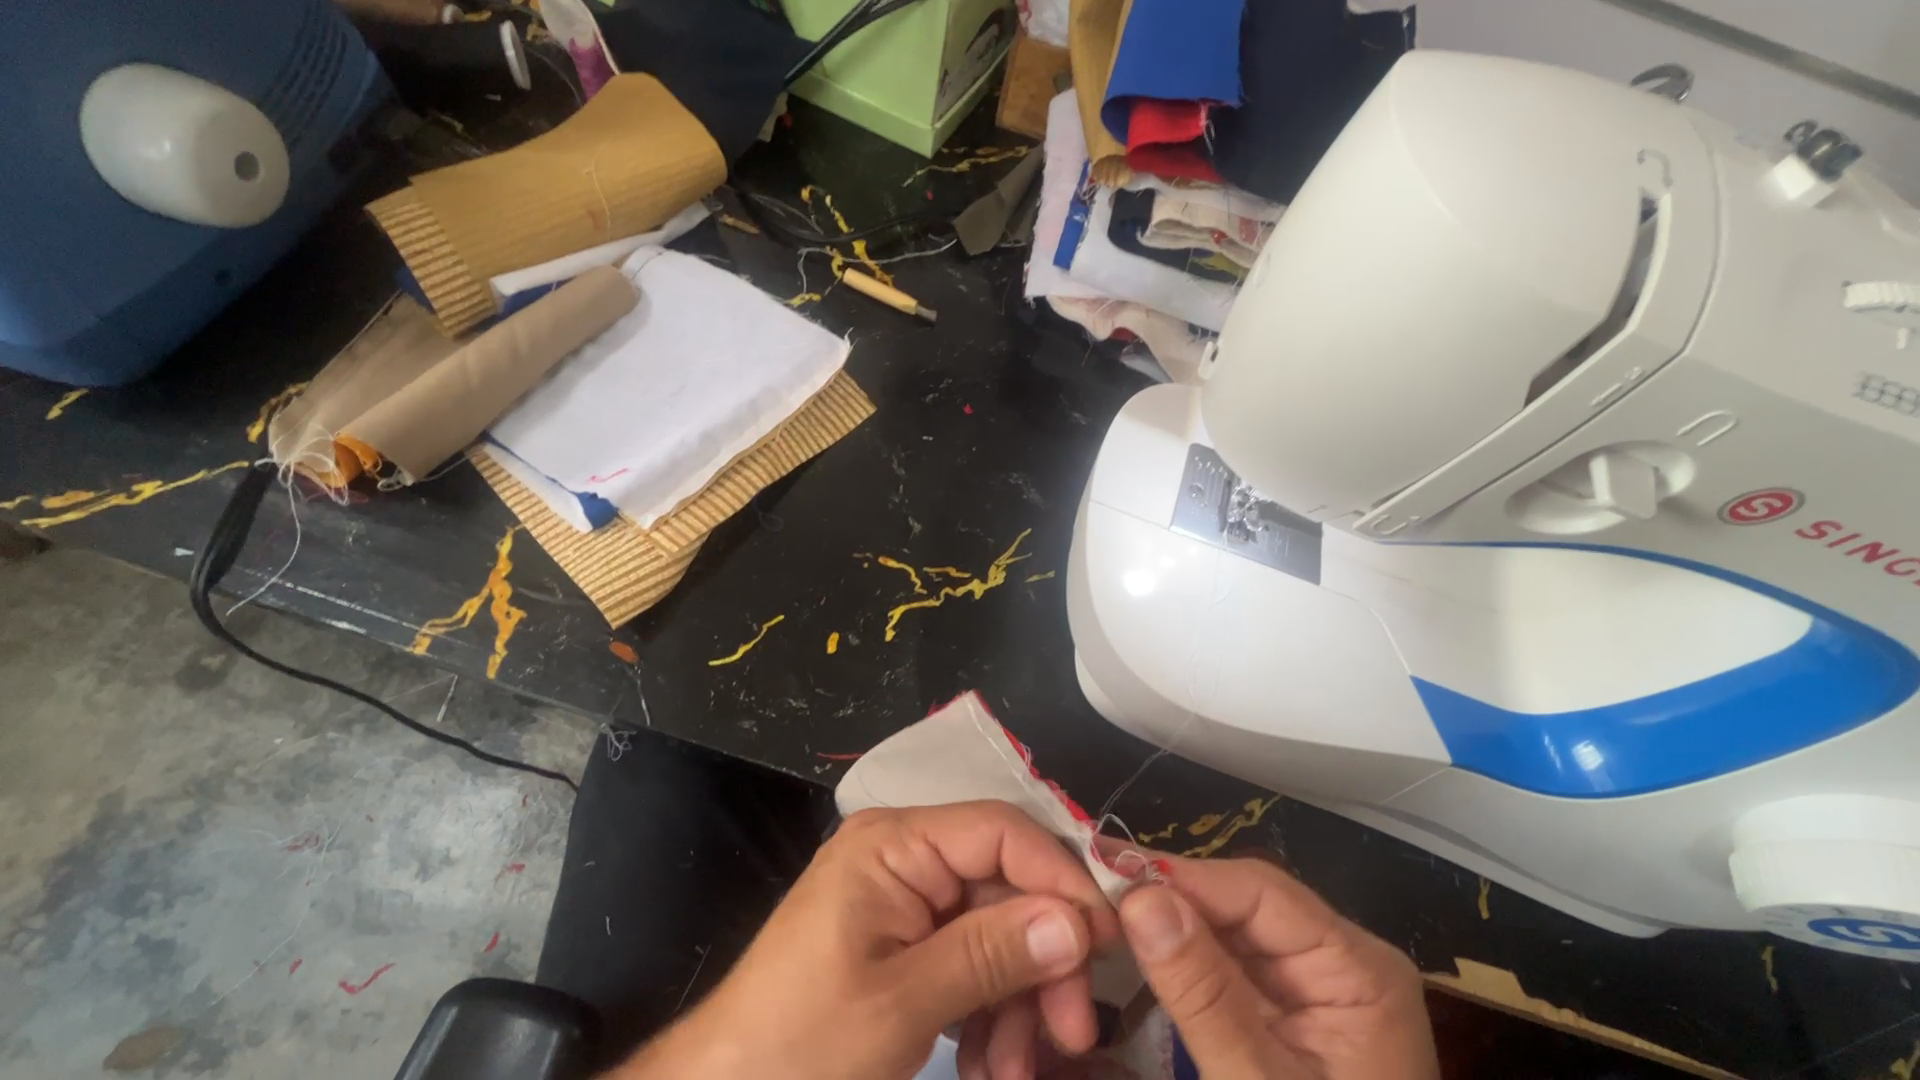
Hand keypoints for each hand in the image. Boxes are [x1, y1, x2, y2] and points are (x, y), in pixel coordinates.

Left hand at [615, 801, 1122, 1079]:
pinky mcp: (908, 946)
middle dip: (1043, 960)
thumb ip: (991, 954)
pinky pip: (972, 962)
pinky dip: (992, 1012)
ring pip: (997, 931)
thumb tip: (1079, 923)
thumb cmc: (800, 1042)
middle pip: (1006, 886)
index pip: (1001, 831)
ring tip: (1018, 1069)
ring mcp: (907, 903)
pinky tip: (992, 1064)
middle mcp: (906, 859)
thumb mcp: (901, 1002)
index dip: (1060, 878)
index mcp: (895, 844)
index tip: (1108, 942)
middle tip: (1074, 1032)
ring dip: (1020, 1000)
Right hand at [1116, 854, 1437, 1078]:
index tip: (1106, 867)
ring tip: (1102, 906)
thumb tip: (1140, 896)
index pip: (1260, 892)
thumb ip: (1203, 993)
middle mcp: (1339, 960)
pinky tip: (1137, 944)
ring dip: (1169, 919)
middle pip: (1244, 903)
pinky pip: (1228, 963)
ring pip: (1229, 928)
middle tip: (1092, 884)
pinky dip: (1182, 956)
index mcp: (1357, 969)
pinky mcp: (1286, 1011)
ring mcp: (1312, 985)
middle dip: (1170, 894)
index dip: (1182, 875)